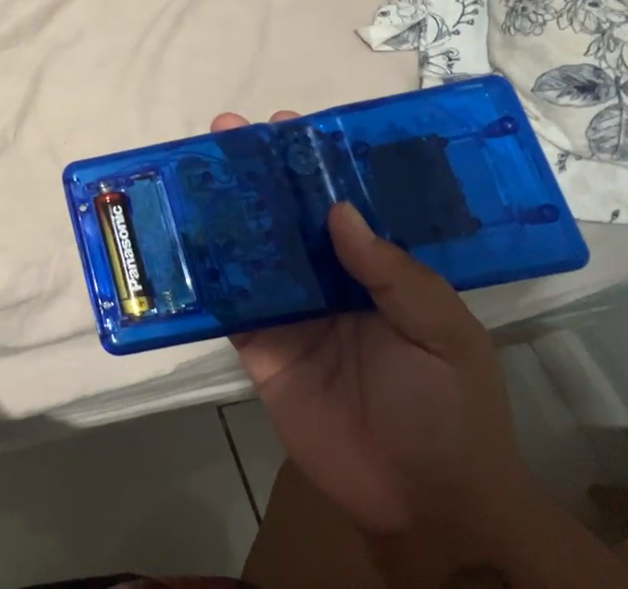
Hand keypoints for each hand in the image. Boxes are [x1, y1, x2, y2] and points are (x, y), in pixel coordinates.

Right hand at [214, 110, 531, 537]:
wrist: (422, 502)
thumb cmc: (450, 413)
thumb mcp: (445, 335)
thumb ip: (395, 274)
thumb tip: (338, 211)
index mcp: (380, 273)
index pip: (343, 205)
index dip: (315, 165)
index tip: (286, 125)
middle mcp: (330, 283)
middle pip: (288, 218)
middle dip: (258, 175)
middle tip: (225, 131)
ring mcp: (291, 314)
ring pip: (252, 252)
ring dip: (224, 212)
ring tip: (192, 170)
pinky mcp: (259, 348)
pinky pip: (227, 305)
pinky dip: (203, 277)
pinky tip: (177, 239)